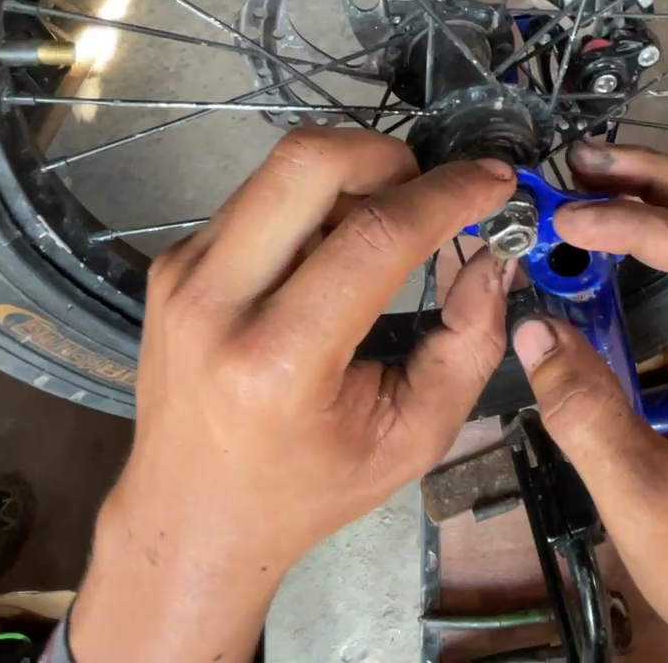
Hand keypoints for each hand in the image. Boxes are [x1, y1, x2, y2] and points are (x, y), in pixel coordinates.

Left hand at [70, 129, 516, 662]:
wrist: (190, 514)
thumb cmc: (308, 489)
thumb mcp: (412, 439)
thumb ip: (468, 344)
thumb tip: (492, 257)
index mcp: (278, 362)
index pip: (375, 236)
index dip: (447, 195)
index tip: (493, 180)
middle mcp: (216, 300)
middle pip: (307, 161)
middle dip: (386, 153)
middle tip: (425, 188)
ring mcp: (184, 271)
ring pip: (281, 167)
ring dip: (351, 174)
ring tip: (384, 222)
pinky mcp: (174, 260)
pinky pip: (259, 194)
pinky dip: (314, 199)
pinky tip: (332, 246)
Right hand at [511, 142, 667, 662]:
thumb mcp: (649, 508)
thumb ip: (587, 414)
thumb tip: (532, 325)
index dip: (641, 225)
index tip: (568, 218)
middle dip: (659, 178)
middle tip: (580, 164)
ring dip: (659, 193)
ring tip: (587, 180)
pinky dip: (660, 233)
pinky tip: (612, 225)